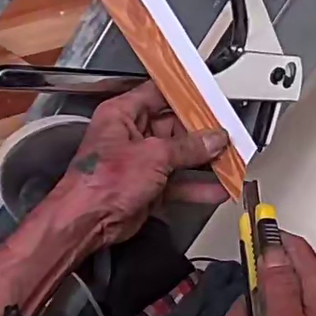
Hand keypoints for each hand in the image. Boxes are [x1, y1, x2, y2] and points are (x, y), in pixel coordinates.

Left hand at [40, 82, 230, 250]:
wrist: (87, 221)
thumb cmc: (98, 183)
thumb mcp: (153, 155)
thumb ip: (188, 147)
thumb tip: (211, 139)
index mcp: (122, 114)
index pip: (158, 94)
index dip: (185, 96)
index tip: (209, 99)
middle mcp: (130, 135)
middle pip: (173, 127)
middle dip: (201, 134)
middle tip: (225, 135)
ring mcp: (139, 162)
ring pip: (178, 157)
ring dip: (203, 161)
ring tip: (228, 160)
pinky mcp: (146, 187)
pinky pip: (178, 182)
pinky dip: (197, 186)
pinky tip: (216, 187)